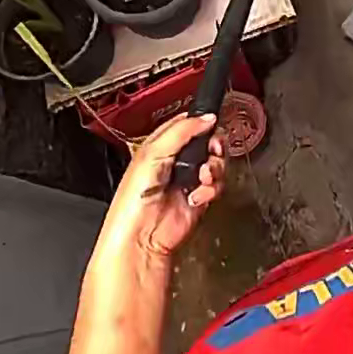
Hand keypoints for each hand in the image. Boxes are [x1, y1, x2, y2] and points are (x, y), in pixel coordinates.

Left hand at [99, 114, 225, 261]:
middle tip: (212, 151)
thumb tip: (207, 118)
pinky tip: (197, 196)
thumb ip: (182, 131)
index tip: (209, 124)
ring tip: (203, 177)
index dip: (201, 122)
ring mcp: (189, 178)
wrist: (141, 236)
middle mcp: (176, 160)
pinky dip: (211, 190)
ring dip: (214, 169)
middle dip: (214, 146)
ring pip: (217, 163)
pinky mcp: (200, 196)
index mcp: (161, 145)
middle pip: (209, 142)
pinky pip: (217, 185)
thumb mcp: (153, 152)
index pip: (188, 124)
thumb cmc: (134, 199)